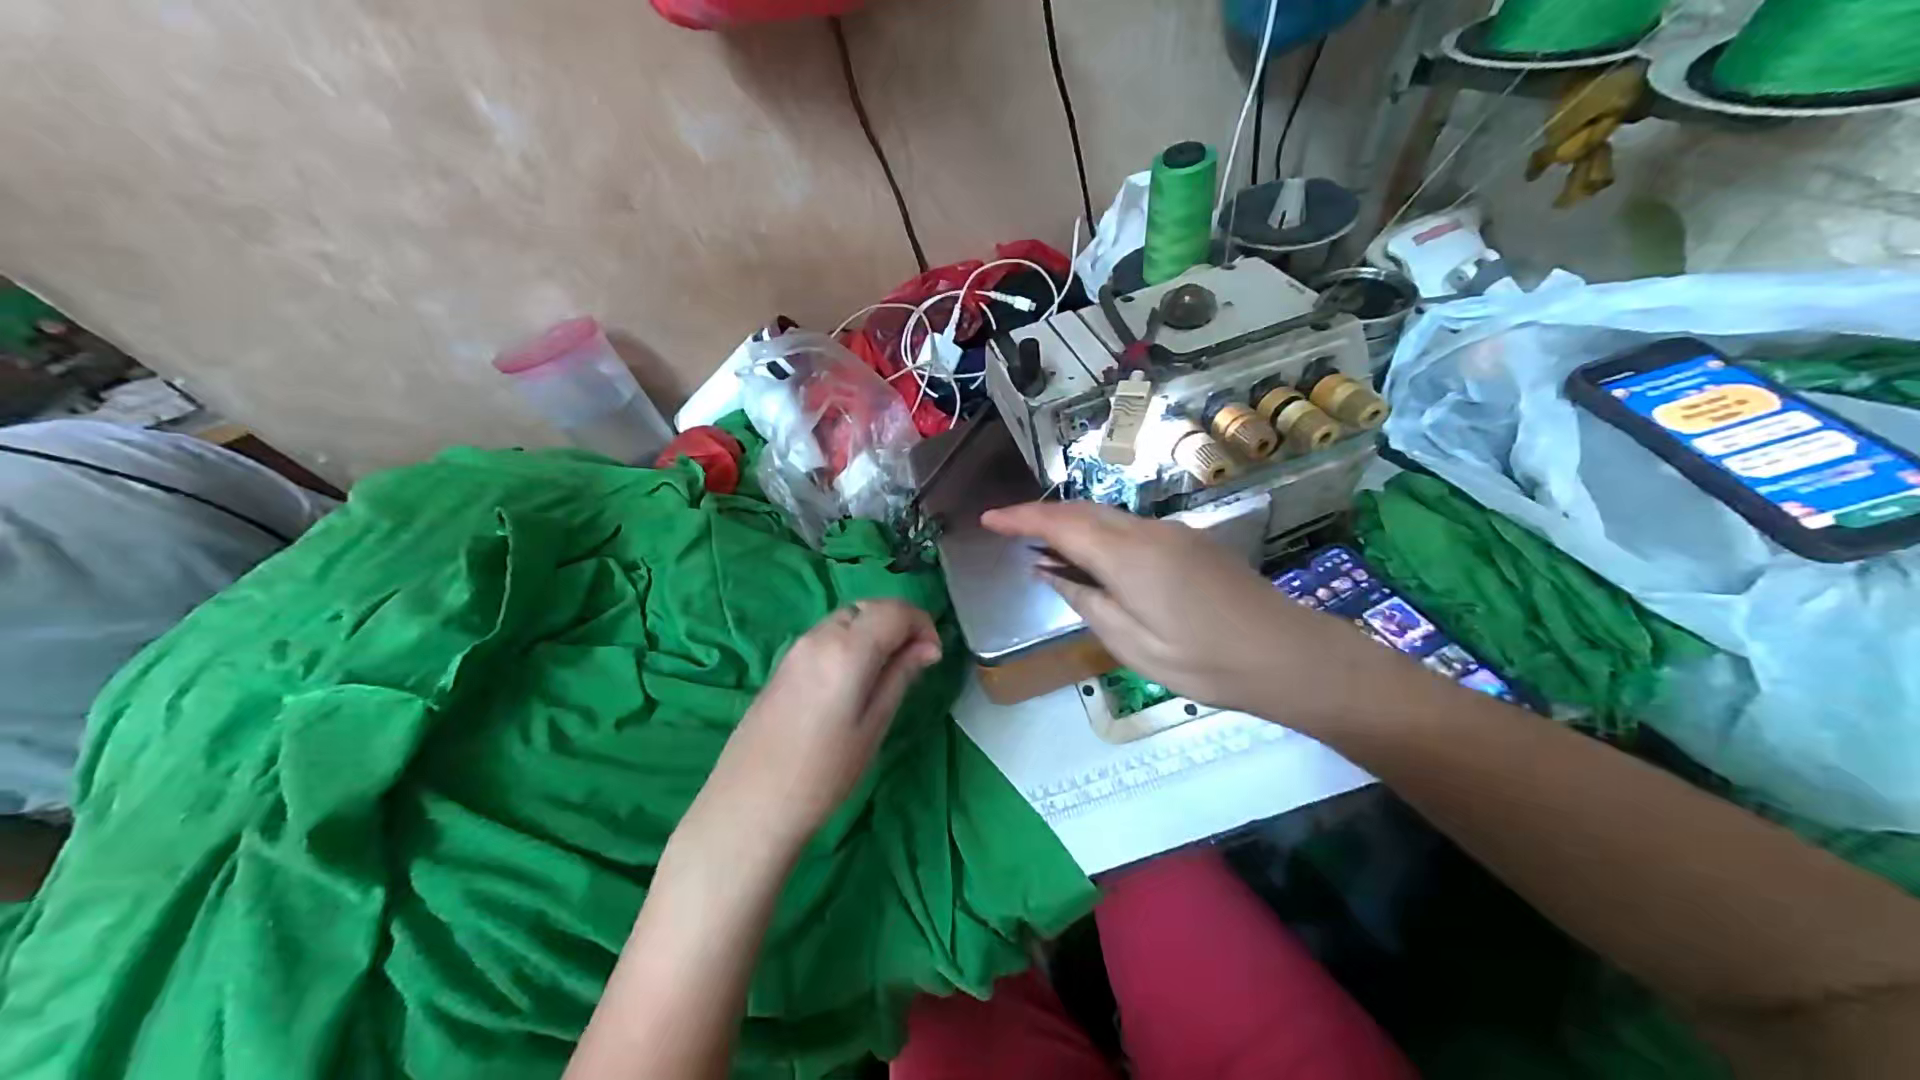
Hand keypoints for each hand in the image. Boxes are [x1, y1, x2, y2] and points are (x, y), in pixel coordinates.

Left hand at [691, 598, 941, 857]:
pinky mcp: (782, 665)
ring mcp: (796, 648)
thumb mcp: (874, 725)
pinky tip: (856, 677)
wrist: (750, 805)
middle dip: (899, 622)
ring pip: (847, 618)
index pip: (895, 611)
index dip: (922, 624)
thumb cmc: (824, 774)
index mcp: (846, 649)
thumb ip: (900, 676)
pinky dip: (851, 640)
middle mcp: (819, 636)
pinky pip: (826, 635)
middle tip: (916, 659)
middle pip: (869, 607)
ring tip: (889, 670)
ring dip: (874, 629)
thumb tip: (927, 646)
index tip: (933, 656)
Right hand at [983, 501, 1378, 717]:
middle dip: (1040, 515)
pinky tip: (1092, 559)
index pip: (1060, 524)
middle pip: (1082, 511)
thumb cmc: (1205, 662)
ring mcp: (1173, 533)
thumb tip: (1049, 571)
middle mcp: (1147, 531)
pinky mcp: (1190, 542)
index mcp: (1127, 556)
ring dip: (1070, 524)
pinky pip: (1129, 528)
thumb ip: (1085, 601)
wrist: (1290, 655)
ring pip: (1107, 517)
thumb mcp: (1132, 644)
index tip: (987, 519)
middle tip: (1008, 530)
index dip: (1019, 518)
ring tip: (1042, 547)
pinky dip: (1099, 534)